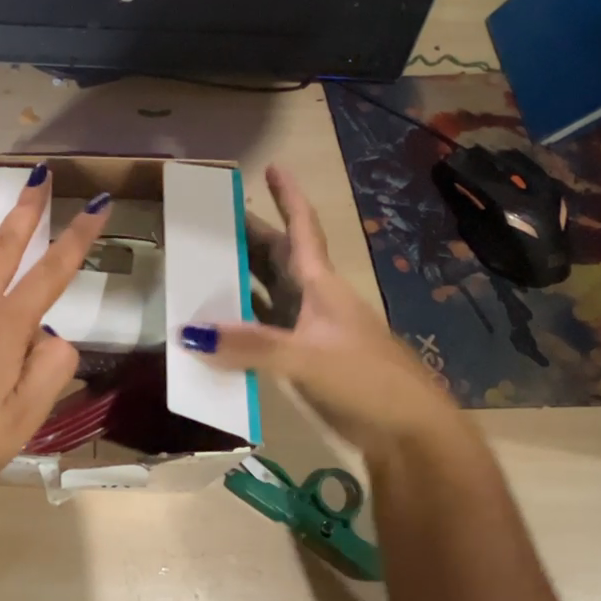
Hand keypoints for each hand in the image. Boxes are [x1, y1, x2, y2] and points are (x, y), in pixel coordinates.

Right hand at [178, 164, 456, 454]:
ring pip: (270, 293)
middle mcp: (315, 301)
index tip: (273, 167)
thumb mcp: (308, 357)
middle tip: (213, 223)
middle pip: (278, 258)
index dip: (289, 197)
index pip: (302, 230)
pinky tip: (217, 331)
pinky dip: (241, 325)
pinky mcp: (307, 362)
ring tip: (205, 267)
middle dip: (249, 236)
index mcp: (321, 285)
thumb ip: (251, 345)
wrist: (409, 434)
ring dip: (242, 279)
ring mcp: (311, 332)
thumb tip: (190, 333)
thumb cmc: (367, 381)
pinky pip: (265, 331)